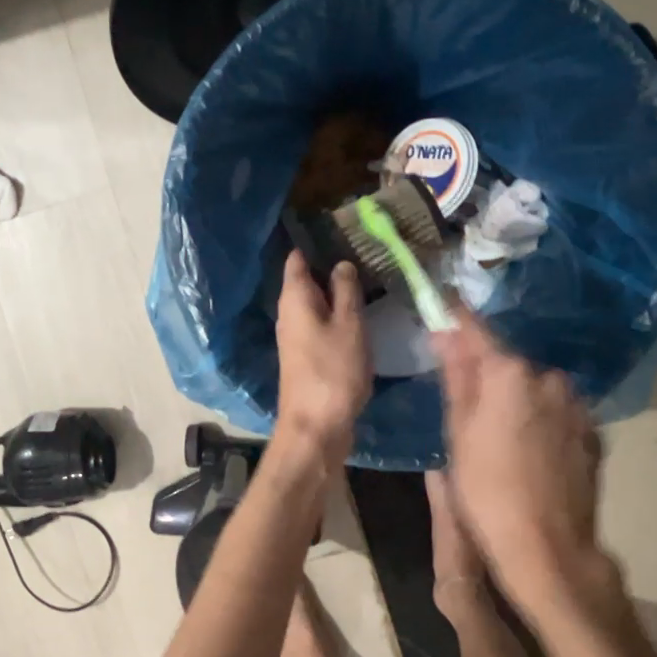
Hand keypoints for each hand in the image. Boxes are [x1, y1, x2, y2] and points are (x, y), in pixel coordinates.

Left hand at [275, 252, 369, 453]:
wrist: (316, 428)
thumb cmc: (333, 372)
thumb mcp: (349, 325)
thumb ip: (346, 291)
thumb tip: (340, 263)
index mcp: (294, 299)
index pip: (297, 258)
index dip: (316, 242)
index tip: (341, 228)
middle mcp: (288, 314)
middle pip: (305, 280)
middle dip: (329, 265)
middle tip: (365, 250)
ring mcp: (296, 336)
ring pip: (315, 303)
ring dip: (336, 292)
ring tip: (368, 277)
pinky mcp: (306, 356)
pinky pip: (320, 324)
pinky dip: (337, 315)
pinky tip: (360, 313)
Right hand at [432, 312, 608, 606]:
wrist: (547, 546)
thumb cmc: (486, 490)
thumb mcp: (457, 432)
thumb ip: (456, 376)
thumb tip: (445, 332)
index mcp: (509, 373)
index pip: (477, 331)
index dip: (457, 319)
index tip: (443, 304)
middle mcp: (548, 378)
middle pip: (508, 364)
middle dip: (487, 375)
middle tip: (465, 406)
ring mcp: (576, 405)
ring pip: (534, 389)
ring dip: (516, 399)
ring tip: (498, 436)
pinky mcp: (593, 431)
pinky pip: (557, 412)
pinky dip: (540, 420)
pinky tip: (527, 451)